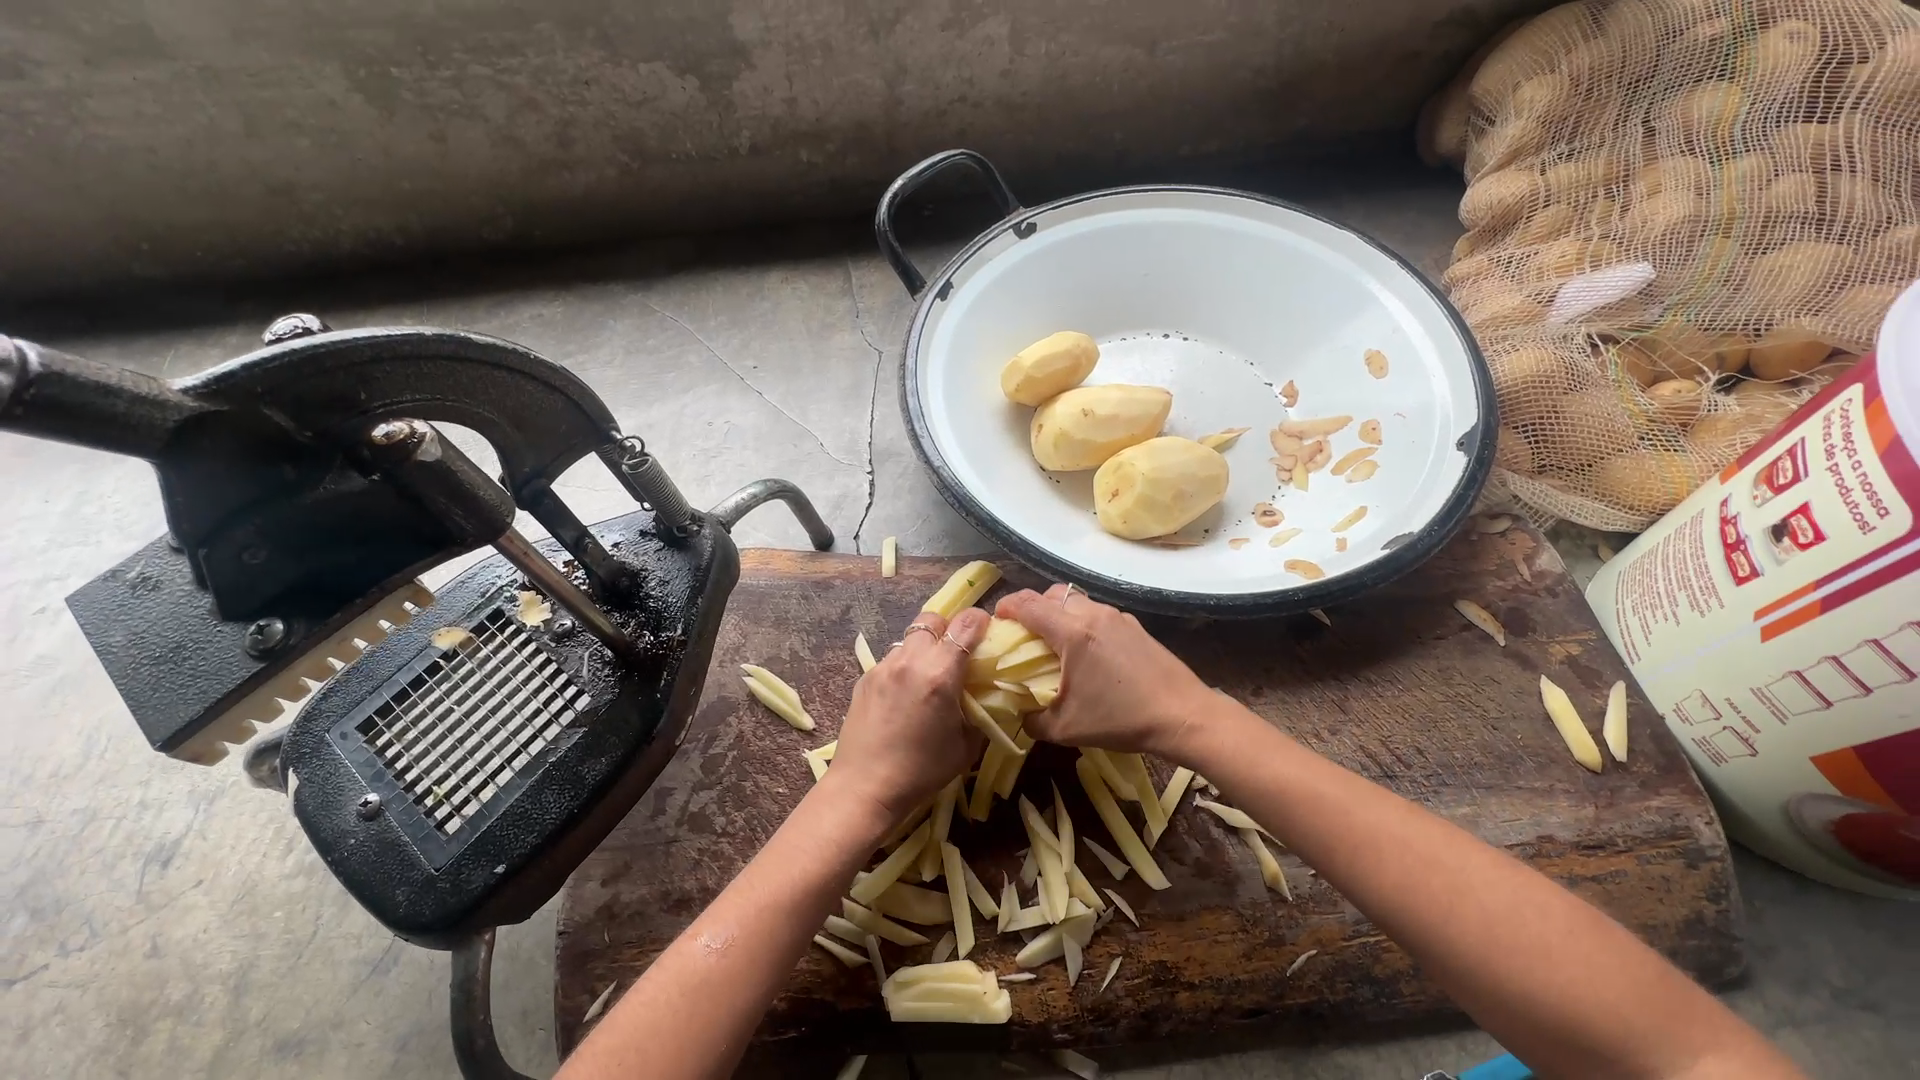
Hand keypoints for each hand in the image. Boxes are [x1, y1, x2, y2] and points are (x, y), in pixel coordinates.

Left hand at [826, 608, 989, 824]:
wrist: (865, 786)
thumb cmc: (921, 771)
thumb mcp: (965, 746)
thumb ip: (978, 712)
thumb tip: (984, 697)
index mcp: (940, 674)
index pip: (964, 624)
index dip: (979, 621)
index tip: (985, 631)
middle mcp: (910, 661)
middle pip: (932, 620)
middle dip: (948, 629)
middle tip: (955, 653)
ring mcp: (883, 666)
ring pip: (909, 639)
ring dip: (924, 648)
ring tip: (927, 676)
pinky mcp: (865, 678)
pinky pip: (891, 659)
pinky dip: (904, 667)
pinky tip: (904, 695)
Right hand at [995, 585, 1214, 758]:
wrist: (1183, 716)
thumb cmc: (1121, 719)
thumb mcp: (1065, 728)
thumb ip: (1032, 719)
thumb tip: (1019, 713)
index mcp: (1072, 633)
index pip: (1027, 604)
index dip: (1005, 607)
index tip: (994, 621)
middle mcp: (1093, 615)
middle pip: (1051, 594)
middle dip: (1031, 607)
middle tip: (1022, 632)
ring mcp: (1118, 617)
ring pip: (1077, 601)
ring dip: (1059, 613)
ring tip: (1053, 641)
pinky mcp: (1135, 626)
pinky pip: (1098, 613)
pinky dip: (1082, 622)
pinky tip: (1087, 651)